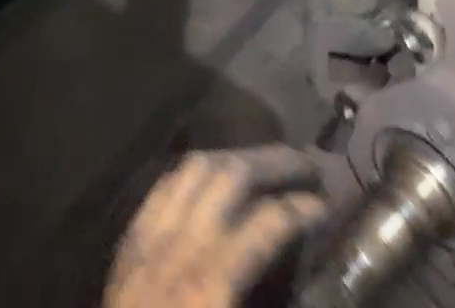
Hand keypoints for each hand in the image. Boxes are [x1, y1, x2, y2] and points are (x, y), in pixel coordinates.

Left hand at [106, 145, 329, 307]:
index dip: (303, 208)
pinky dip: (195, 176)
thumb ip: (276, 299)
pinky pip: (164, 189)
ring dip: (237, 160)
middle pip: (231, 176)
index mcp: (209, 285)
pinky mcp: (129, 246)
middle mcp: (179, 249)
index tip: (325, 207)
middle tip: (306, 166)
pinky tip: (212, 182)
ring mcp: (150, 242)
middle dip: (276, 163)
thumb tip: (312, 292)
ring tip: (265, 166)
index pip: (267, 221)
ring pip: (195, 171)